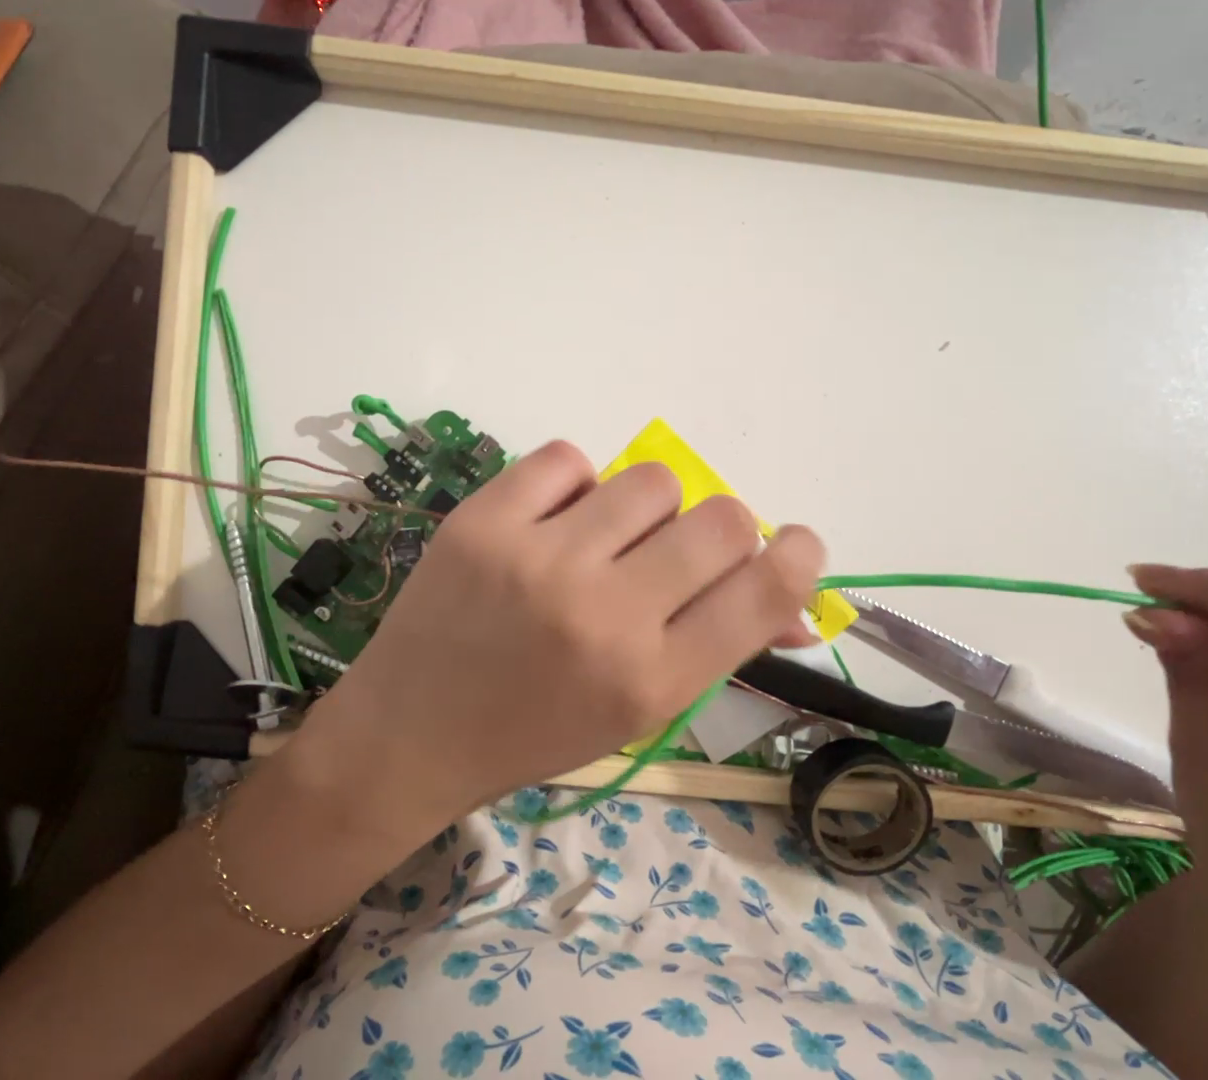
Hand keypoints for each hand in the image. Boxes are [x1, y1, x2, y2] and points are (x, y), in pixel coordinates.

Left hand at [289, 441, 824, 831]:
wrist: (411, 735)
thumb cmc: (534, 732)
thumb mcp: (636, 713)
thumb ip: (716, 649)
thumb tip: (795, 600)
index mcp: (652, 681)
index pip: (765, 591)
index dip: (796, 556)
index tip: (793, 543)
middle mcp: (605, 616)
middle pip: (721, 520)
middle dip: (718, 532)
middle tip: (675, 555)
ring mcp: (540, 561)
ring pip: (650, 479)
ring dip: (644, 508)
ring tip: (603, 542)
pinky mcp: (482, 521)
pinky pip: (569, 459)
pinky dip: (573, 487)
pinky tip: (552, 524)